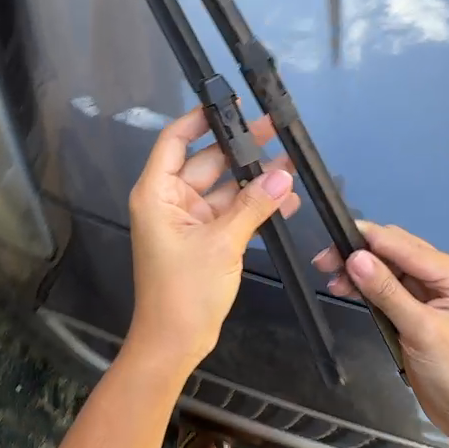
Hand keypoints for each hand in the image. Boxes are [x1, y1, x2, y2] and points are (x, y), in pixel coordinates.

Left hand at [125, 108, 299, 375]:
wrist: (174, 342)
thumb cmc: (184, 291)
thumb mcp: (221, 244)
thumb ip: (253, 206)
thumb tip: (283, 177)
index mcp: (157, 193)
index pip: (175, 140)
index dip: (201, 119)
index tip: (230, 105)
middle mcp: (169, 200)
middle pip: (207, 161)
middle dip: (242, 149)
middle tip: (277, 129)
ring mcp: (187, 219)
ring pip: (224, 187)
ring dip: (254, 179)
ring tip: (291, 165)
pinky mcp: (204, 237)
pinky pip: (230, 211)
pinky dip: (253, 206)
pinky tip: (286, 200)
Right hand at [314, 223, 448, 446]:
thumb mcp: (422, 332)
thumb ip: (387, 292)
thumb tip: (354, 257)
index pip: (408, 247)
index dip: (369, 241)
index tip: (331, 240)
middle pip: (397, 251)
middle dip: (360, 254)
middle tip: (323, 263)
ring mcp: (437, 291)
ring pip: (390, 266)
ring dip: (360, 271)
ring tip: (331, 280)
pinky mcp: (422, 306)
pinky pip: (390, 285)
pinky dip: (368, 286)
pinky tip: (347, 288)